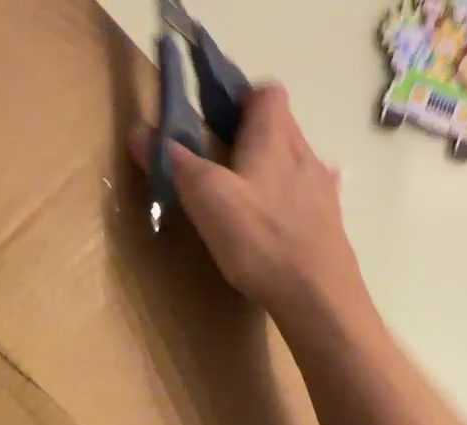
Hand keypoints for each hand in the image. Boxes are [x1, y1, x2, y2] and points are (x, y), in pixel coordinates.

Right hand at [132, 84, 372, 329]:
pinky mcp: (325, 215)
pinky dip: (280, 194)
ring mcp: (319, 183)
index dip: (237, 96)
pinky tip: (268, 219)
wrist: (315, 291)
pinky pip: (300, 189)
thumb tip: (141, 132)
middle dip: (243, 135)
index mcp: (274, 136)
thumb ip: (177, 164)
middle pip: (275, 124)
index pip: (265, 91)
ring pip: (287, 157)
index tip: (209, 120)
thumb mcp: (208, 200)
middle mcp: (302, 150)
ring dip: (261, 165)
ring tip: (235, 196)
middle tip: (210, 163)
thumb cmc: (259, 239)